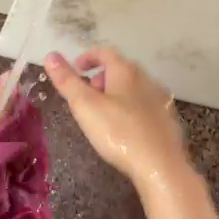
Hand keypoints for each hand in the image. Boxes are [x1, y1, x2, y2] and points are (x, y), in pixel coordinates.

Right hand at [43, 48, 192, 188]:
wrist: (160, 165)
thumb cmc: (118, 132)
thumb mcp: (85, 106)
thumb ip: (67, 81)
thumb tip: (50, 55)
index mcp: (125, 72)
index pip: (105, 52)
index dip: (88, 57)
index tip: (77, 68)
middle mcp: (146, 79)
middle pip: (121, 69)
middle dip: (102, 77)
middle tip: (88, 95)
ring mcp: (160, 99)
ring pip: (135, 87)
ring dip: (118, 93)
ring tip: (105, 113)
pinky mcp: (168, 119)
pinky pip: (146, 105)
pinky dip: (132, 108)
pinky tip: (127, 128)